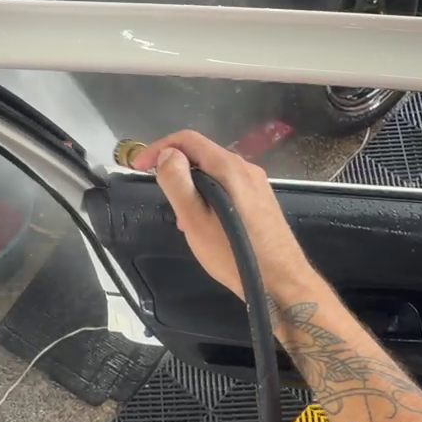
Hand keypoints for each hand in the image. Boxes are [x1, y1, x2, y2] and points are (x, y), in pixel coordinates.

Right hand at [131, 131, 317, 301]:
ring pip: (214, 172)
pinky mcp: (262, 200)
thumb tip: (168, 155)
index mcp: (229, 168)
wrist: (281, 282)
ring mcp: (257, 184)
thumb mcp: (195, 220)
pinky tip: (206, 224)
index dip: (159, 148)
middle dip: (175, 170)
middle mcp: (246, 168)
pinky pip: (227, 186)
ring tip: (182, 218)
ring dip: (191, 186)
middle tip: (162, 199)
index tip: (140, 168)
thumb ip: (178, 183)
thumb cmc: (233, 254)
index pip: (188, 139)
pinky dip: (208, 195)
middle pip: (202, 154)